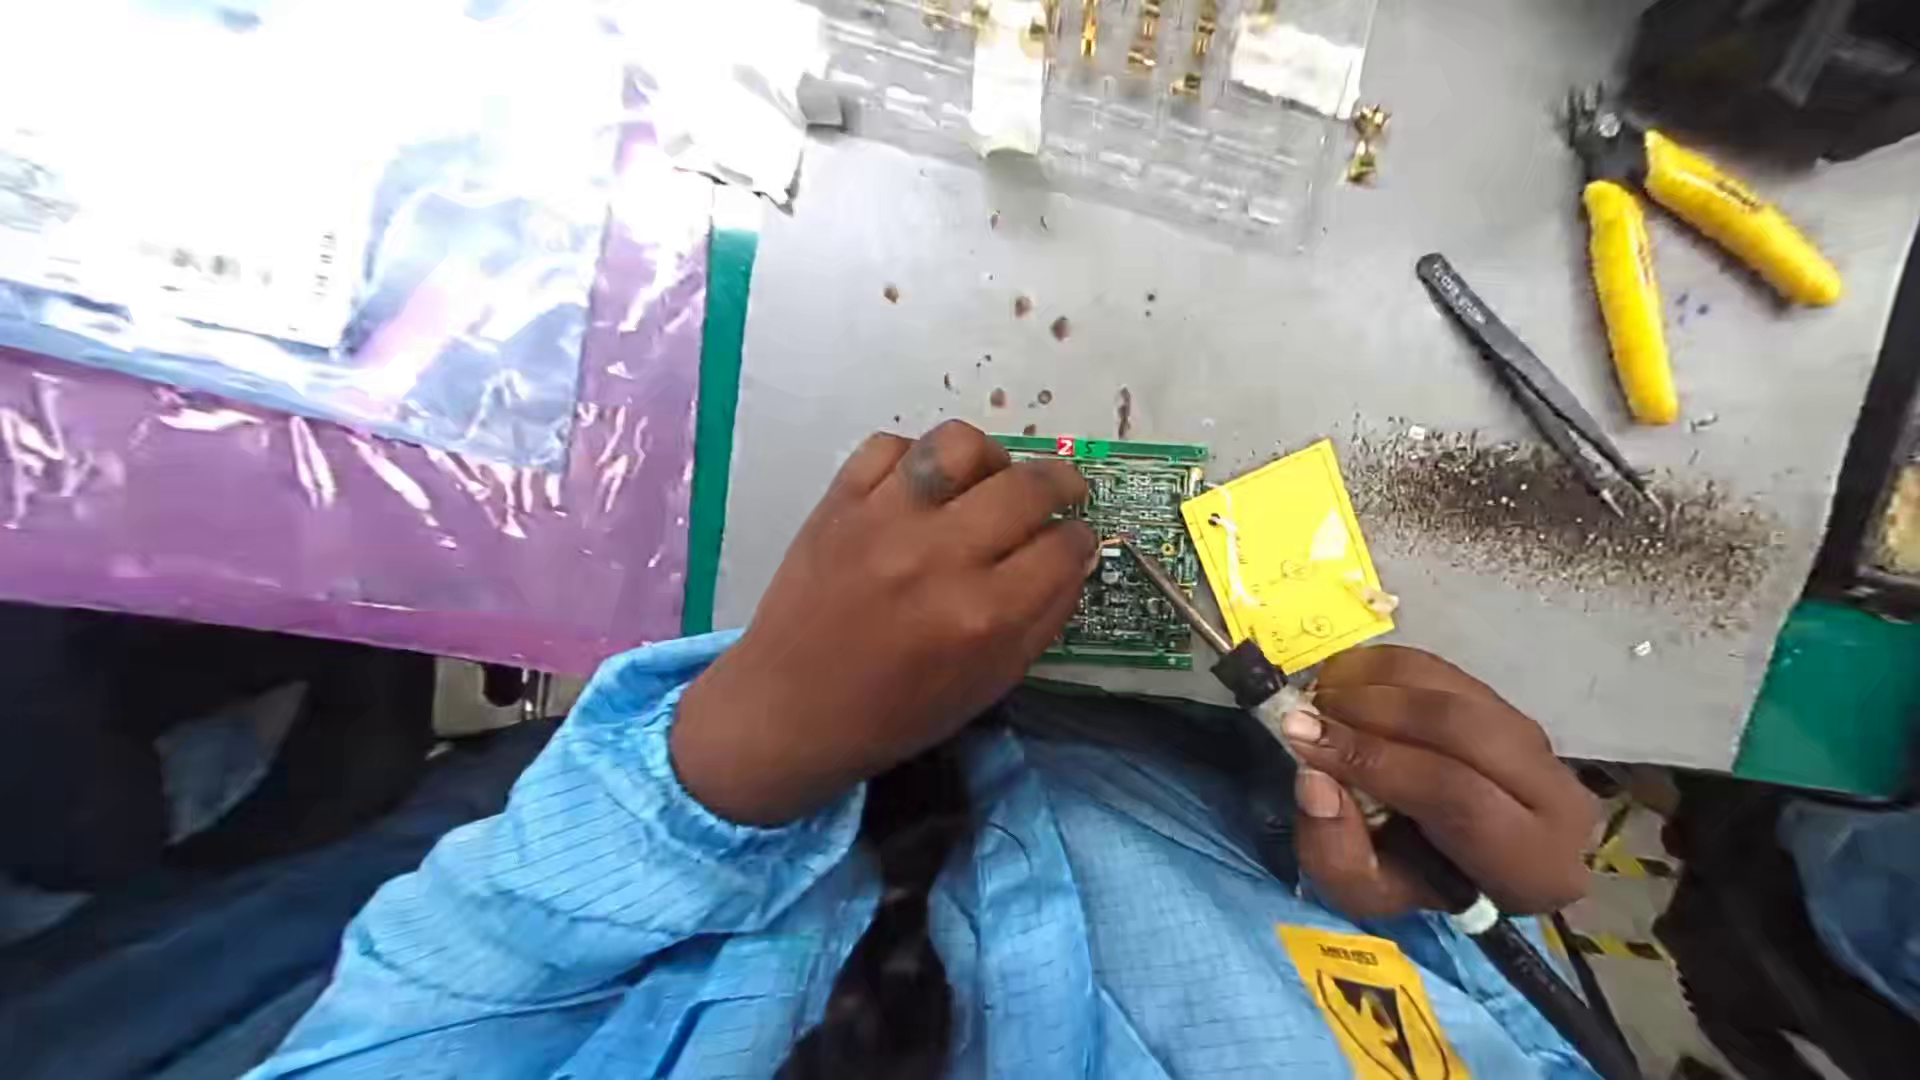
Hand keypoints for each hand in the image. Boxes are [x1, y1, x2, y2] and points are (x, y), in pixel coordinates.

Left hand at [673, 421, 1095, 823]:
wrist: (791, 708)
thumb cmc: (897, 711)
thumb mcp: (990, 683)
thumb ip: (1045, 616)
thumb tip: (1075, 553)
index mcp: (982, 615)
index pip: (1064, 548)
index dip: (1081, 539)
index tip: (1076, 538)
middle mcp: (937, 556)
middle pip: (1026, 486)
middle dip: (1062, 483)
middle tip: (1062, 491)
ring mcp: (882, 520)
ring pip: (959, 445)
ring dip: (991, 457)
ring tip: (990, 479)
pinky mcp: (837, 502)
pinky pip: (889, 445)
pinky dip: (916, 458)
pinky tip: (922, 486)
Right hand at [1279, 646, 1598, 916]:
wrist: (1435, 848)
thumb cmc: (1401, 873)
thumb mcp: (1360, 890)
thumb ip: (1334, 850)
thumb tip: (1313, 777)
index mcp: (1531, 863)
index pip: (1457, 795)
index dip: (1371, 759)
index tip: (1300, 737)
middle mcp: (1554, 795)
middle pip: (1459, 727)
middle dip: (1368, 710)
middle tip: (1308, 711)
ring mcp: (1530, 738)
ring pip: (1443, 687)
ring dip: (1366, 684)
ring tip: (1320, 702)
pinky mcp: (1495, 699)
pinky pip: (1430, 665)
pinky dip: (1372, 667)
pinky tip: (1340, 688)